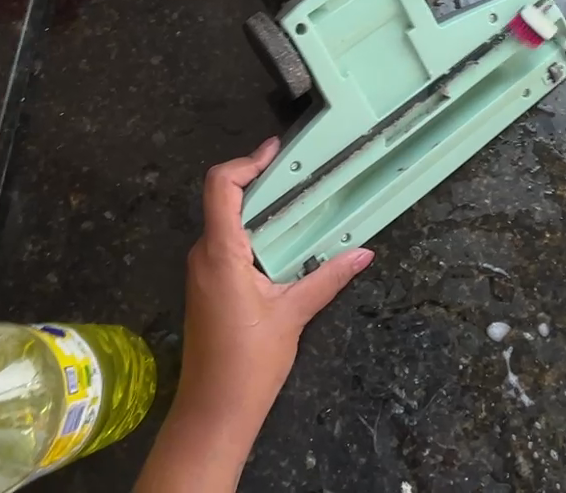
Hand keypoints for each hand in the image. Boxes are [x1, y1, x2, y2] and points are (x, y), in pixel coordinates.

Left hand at [178, 137, 373, 424]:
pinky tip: (284, 240)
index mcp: (221, 253)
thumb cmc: (249, 364)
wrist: (213, 413)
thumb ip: (327, 278)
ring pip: (227, 221)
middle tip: (299, 173)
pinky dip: (254, 231)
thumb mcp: (293, 316)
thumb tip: (364, 253)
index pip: (220, 186)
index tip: (276, 151)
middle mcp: (204, 254)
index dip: (246, 161)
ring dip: (259, 208)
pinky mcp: (207, 284)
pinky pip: (228, 243)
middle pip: (225, 198)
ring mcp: (202, 269)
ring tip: (298, 202)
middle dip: (260, 180)